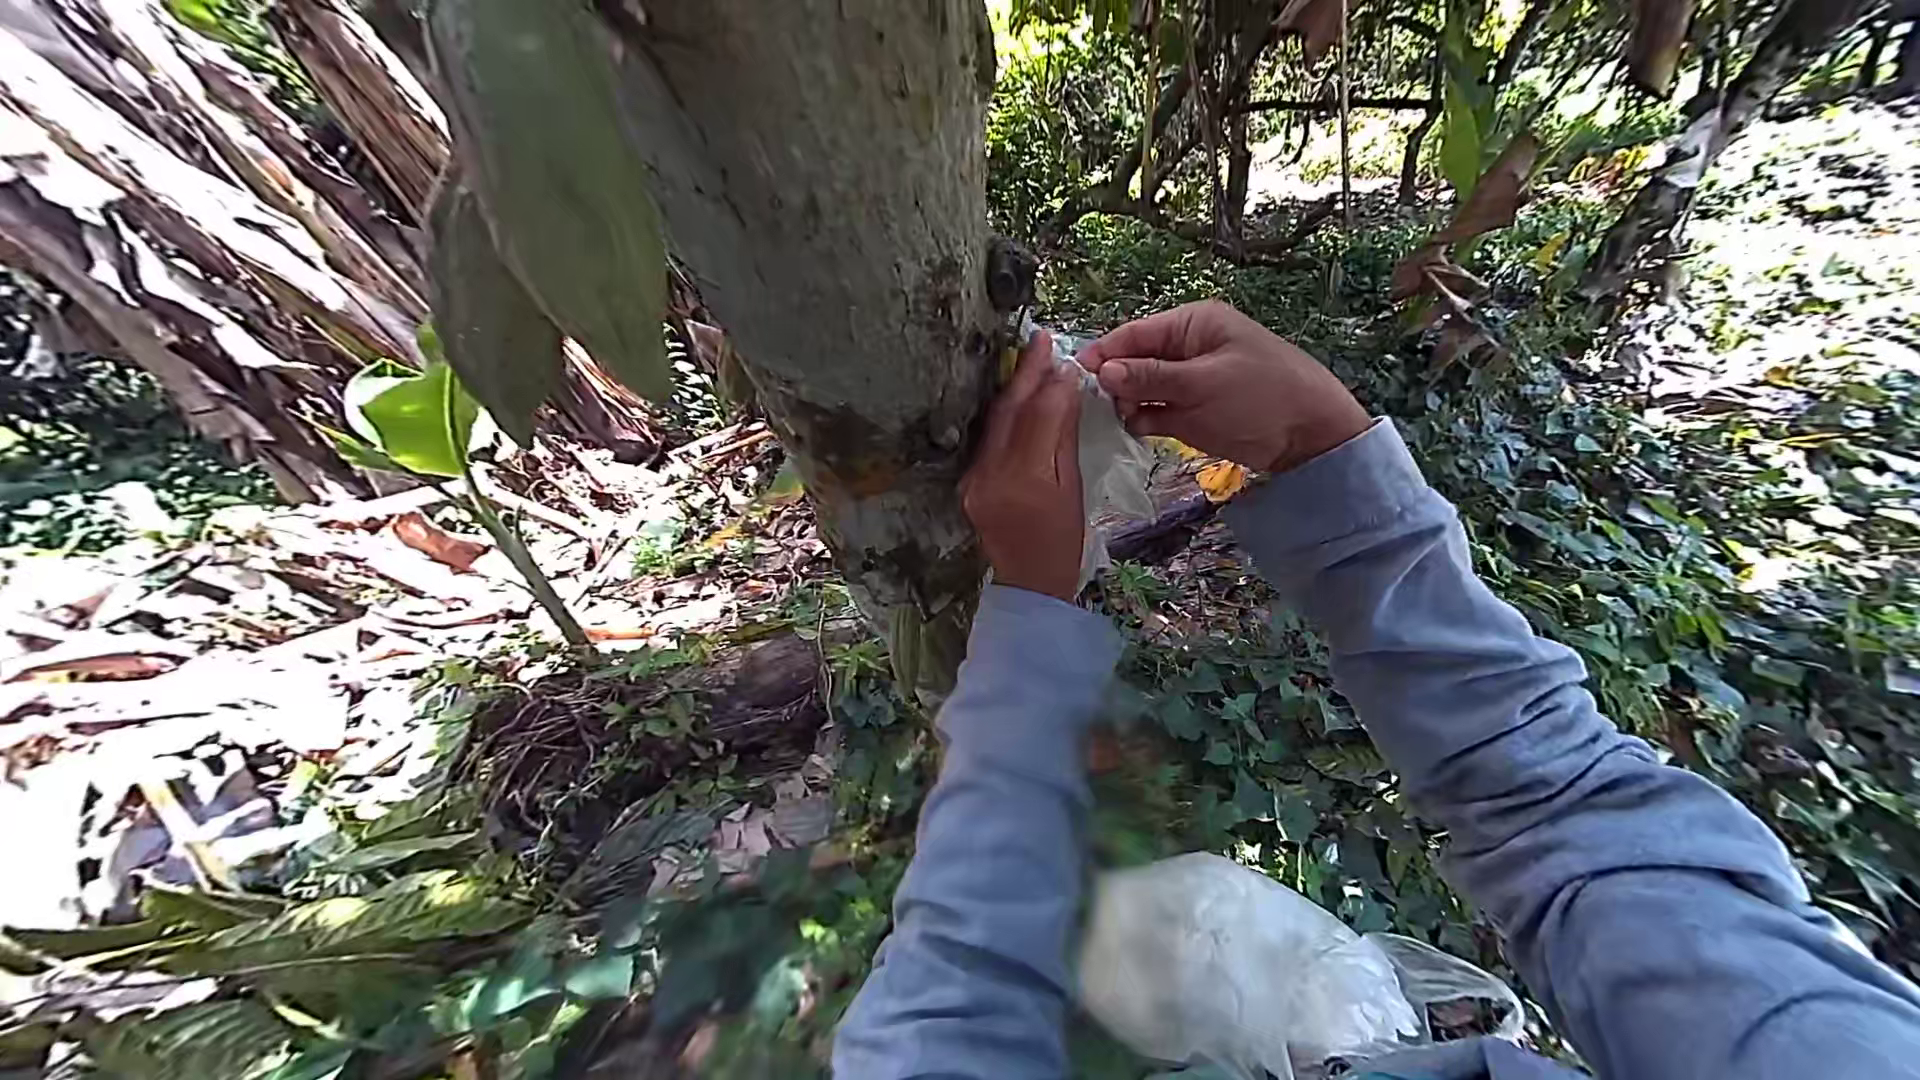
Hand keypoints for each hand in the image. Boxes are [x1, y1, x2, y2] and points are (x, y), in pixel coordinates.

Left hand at [961, 334, 1084, 600]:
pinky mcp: (966, 484)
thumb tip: (1065, 387)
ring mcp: (972, 480)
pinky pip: (986, 441)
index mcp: (1022, 479)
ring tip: (1030, 361)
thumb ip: (1063, 436)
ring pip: (992, 424)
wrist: (1029, 581)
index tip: (1061, 353)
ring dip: (1011, 390)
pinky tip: (1015, 399)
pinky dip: (1002, 417)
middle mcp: (988, 475)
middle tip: (1040, 341)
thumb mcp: (1072, 486)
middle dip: (1023, 374)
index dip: (1048, 381)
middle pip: (1006, 412)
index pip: (1035, 415)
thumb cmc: (1062, 540)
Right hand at [1076, 300, 1369, 473]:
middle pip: (1131, 362)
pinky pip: (1148, 413)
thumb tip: (1104, 371)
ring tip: (1120, 417)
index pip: (1135, 334)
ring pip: (1135, 389)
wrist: (1306, 437)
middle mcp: (1181, 352)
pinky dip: (1138, 421)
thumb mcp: (1205, 382)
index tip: (1078, 373)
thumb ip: (1152, 377)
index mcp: (1191, 326)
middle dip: (1113, 380)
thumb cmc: (1262, 395)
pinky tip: (1135, 429)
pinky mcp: (1183, 414)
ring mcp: (1181, 384)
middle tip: (1099, 402)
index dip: (1105, 352)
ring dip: (1124, 403)